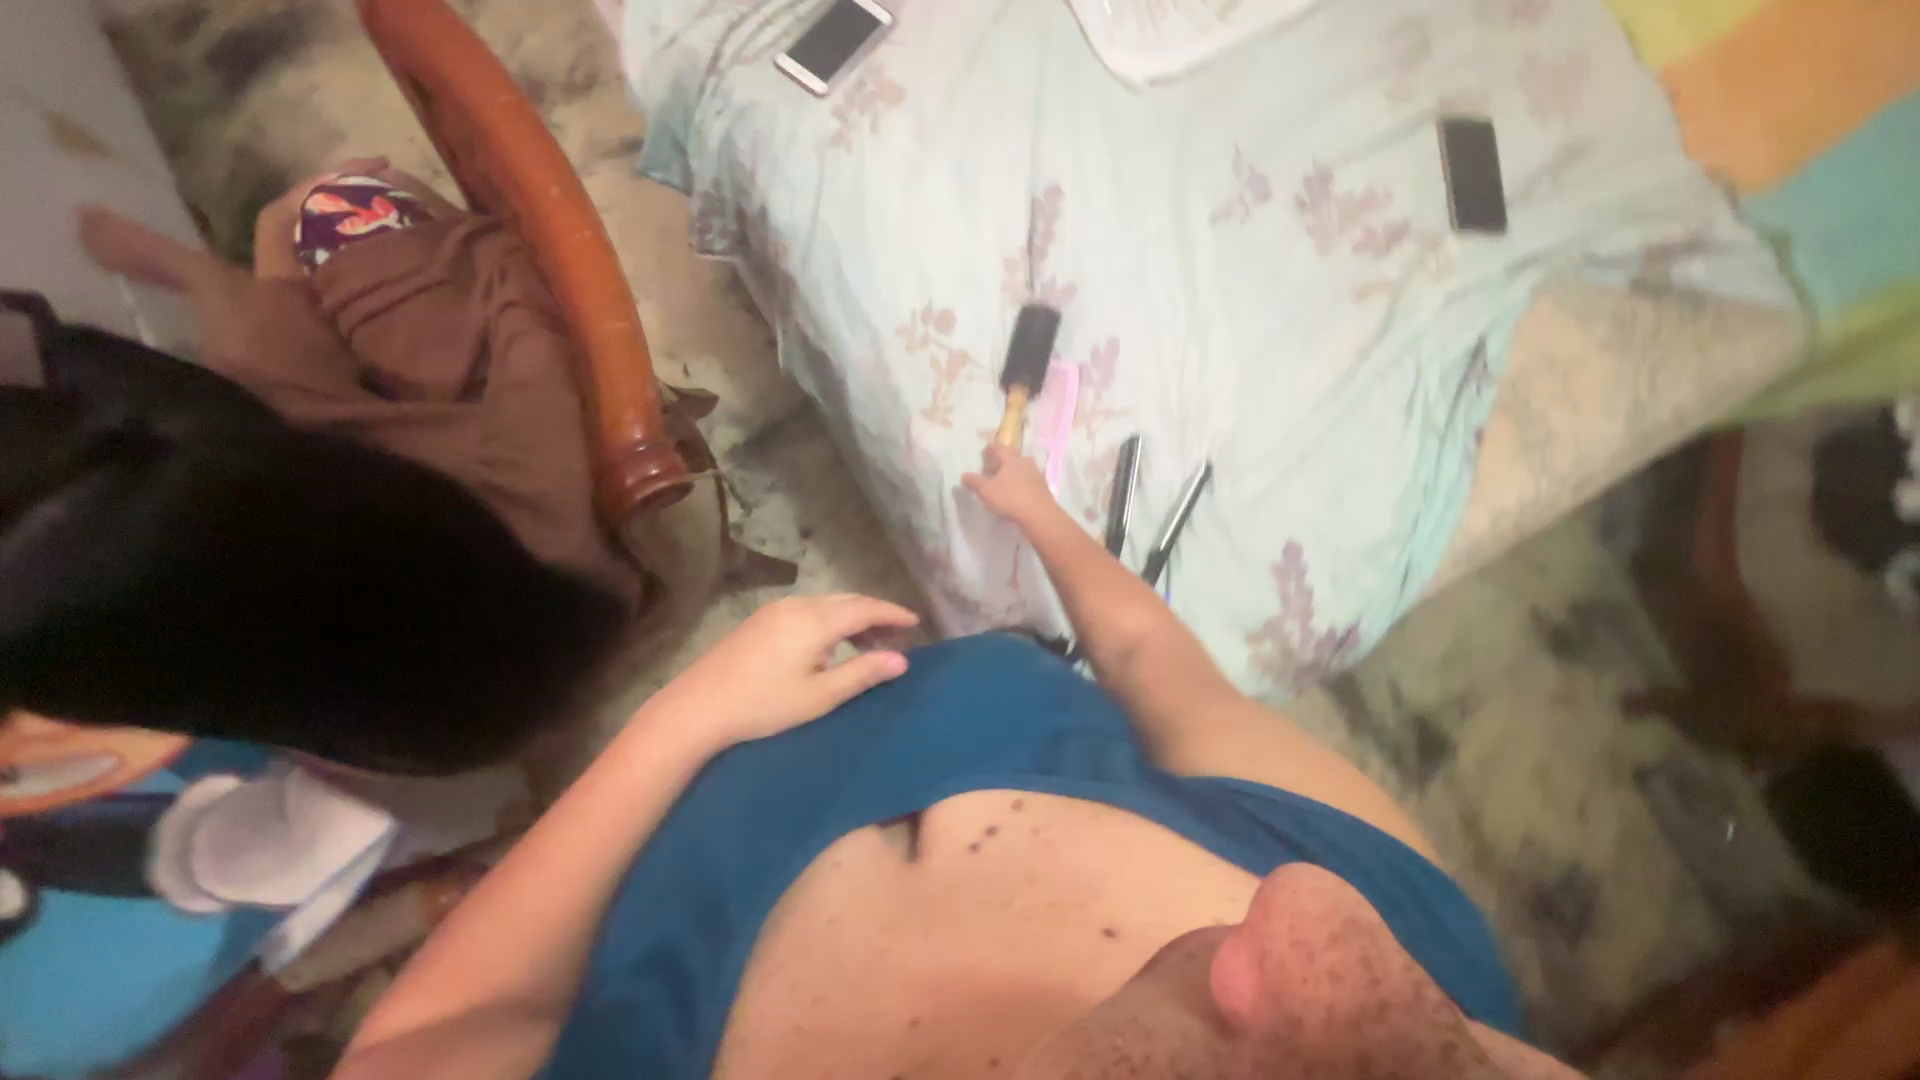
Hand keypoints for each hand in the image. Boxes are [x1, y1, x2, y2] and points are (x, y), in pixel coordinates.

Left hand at [648, 594, 920, 749]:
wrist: (698, 707)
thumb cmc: (764, 705)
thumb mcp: (819, 696)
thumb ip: (862, 674)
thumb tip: (902, 661)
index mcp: (816, 620)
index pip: (866, 609)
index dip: (893, 614)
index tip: (916, 622)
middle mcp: (798, 605)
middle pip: (847, 600)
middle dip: (875, 614)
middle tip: (898, 635)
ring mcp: (775, 610)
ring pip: (827, 603)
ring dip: (852, 618)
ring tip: (869, 644)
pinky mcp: (760, 620)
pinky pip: (808, 609)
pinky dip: (830, 620)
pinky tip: (830, 645)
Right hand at [962, 444, 1058, 527]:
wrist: (1039, 515)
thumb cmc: (1010, 498)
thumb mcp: (986, 491)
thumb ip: (974, 482)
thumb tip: (964, 475)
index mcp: (1011, 458)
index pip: (999, 447)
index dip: (990, 449)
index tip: (984, 452)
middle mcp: (1025, 462)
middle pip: (1011, 457)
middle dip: (1001, 461)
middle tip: (991, 468)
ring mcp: (1036, 474)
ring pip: (1020, 469)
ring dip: (1011, 473)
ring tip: (1002, 482)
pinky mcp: (1042, 487)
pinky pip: (1027, 480)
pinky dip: (1019, 483)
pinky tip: (1014, 493)